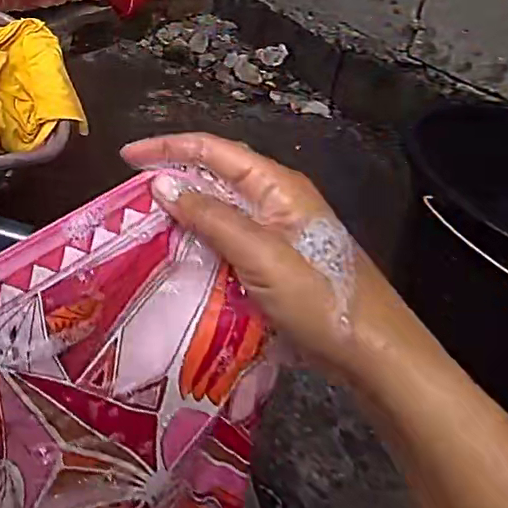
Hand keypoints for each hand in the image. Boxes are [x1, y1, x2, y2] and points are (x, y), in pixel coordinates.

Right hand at [121, 132, 410, 385]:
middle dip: (171, 172)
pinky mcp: (275, 254)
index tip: (126, 157)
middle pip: (213, 170)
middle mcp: (275, 197)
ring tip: (146, 214)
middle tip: (132, 186)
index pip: (210, 149)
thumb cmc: (322, 299)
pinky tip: (179, 245)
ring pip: (218, 202)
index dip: (165, 147)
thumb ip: (207, 215)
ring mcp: (277, 226)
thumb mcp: (259, 254)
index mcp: (276, 185)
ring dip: (183, 204)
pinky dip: (198, 231)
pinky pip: (226, 231)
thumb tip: (159, 183)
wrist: (381, 360)